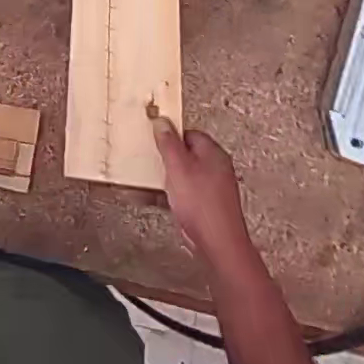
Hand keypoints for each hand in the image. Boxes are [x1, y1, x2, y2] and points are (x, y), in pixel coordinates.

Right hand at [152, 117, 251, 258]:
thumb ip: (168, 143)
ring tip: (147, 180)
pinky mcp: (204, 204)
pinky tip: (152, 198)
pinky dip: (166, 194)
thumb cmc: (202, 204)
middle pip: (185, 153)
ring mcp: (211, 187)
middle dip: (165, 157)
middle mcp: (215, 168)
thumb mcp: (178, 166)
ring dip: (163, 177)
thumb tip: (162, 122)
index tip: (154, 136)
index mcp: (212, 153)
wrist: (216, 241)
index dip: (170, 134)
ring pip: (182, 174)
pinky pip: (181, 193)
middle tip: (150, 158)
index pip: (189, 133)